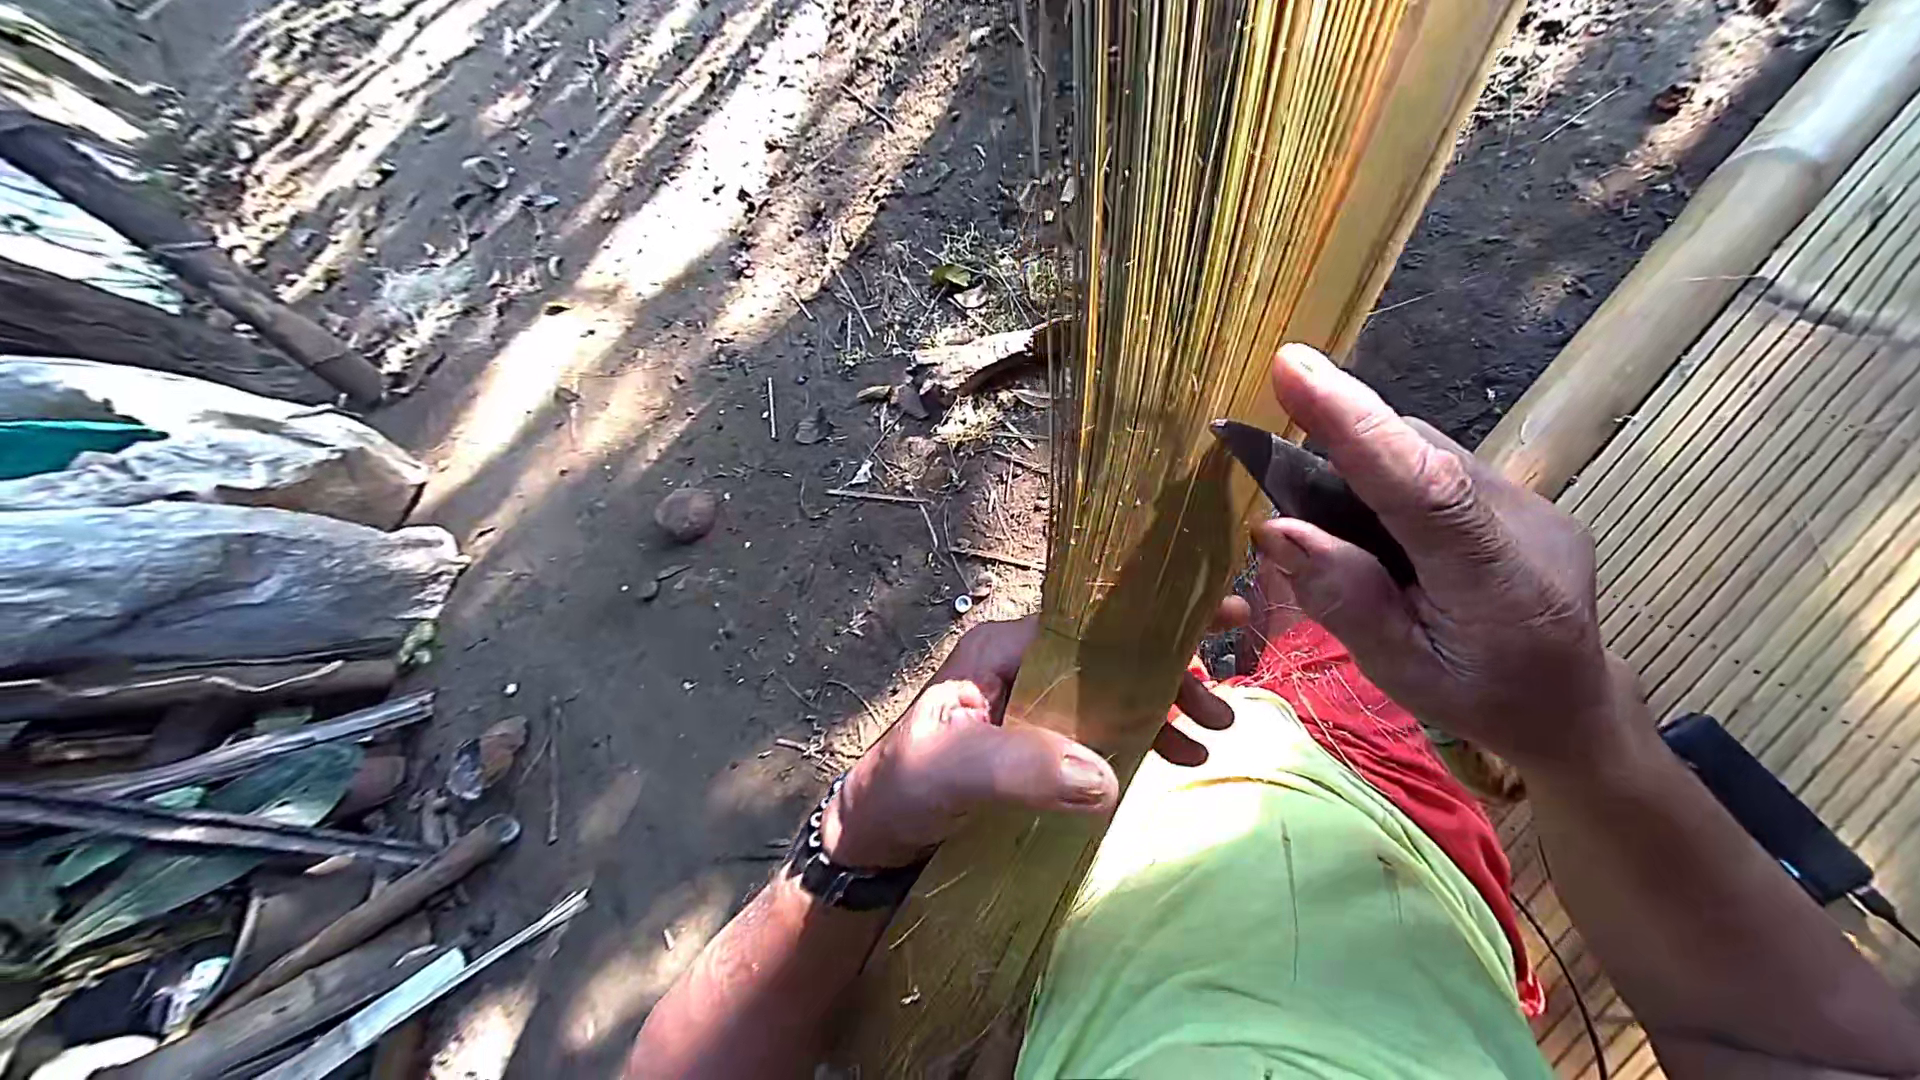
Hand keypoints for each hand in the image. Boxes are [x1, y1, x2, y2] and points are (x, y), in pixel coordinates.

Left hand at [822, 613, 1238, 867]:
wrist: (878, 832)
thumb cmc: (905, 788)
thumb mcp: (956, 772)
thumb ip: (1020, 768)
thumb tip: (1102, 776)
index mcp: (1002, 648)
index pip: (1086, 625)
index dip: (1147, 624)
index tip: (1209, 620)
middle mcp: (1022, 662)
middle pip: (1107, 654)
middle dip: (1164, 672)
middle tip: (1218, 705)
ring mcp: (1032, 698)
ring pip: (1110, 688)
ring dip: (1159, 706)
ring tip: (1208, 733)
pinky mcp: (1039, 735)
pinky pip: (1100, 723)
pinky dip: (1138, 734)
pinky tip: (1172, 753)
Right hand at [1251, 343, 1643, 776]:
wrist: (1569, 707)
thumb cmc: (1477, 698)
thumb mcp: (1396, 668)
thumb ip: (1341, 596)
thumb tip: (1273, 526)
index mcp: (1495, 579)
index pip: (1419, 483)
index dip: (1353, 423)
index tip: (1292, 368)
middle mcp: (1521, 519)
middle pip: (1414, 451)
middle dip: (1340, 446)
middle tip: (1284, 489)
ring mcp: (1525, 500)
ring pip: (1421, 450)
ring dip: (1358, 467)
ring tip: (1332, 526)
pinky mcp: (1514, 495)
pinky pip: (1432, 463)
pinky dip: (1382, 477)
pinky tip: (1370, 523)